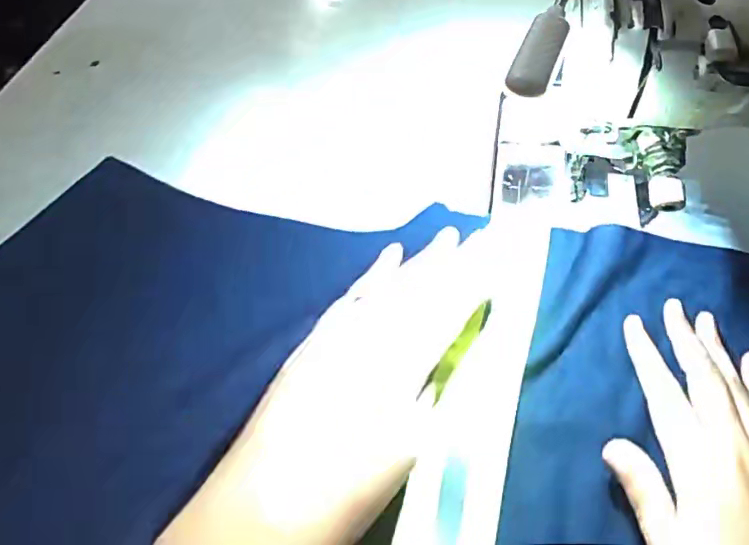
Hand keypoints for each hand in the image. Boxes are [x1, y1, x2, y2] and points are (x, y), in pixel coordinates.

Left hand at [160, 229, 487, 544]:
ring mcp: (335, 343)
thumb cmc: (341, 496)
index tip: (501, 255)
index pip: (448, 312)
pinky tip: (388, 258)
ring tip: (446, 237)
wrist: (247, 526)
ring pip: (387, 291)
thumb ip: (443, 394)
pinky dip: (370, 278)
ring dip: (420, 263)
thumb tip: (475, 348)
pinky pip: (348, 302)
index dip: (477, 281)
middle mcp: (367, 344)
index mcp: (398, 370)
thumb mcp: (407, 451)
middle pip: (420, 293)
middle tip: (483, 233)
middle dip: (455, 262)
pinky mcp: (308, 350)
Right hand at [603, 299, 748, 544]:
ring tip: (706, 319)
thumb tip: (613, 445)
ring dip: (719, 350)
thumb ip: (646, 494)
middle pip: (705, 380)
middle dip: (685, 340)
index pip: (666, 398)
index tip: (634, 325)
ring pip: (738, 387)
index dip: (648, 358)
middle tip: (672, 306)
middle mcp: (732, 445)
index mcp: (698, 464)